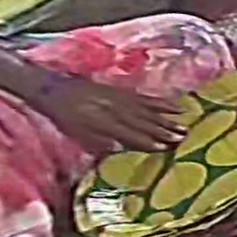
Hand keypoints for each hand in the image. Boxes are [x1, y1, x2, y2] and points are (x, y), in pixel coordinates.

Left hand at [34, 76, 187, 152]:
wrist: (51, 87)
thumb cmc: (61, 114)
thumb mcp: (73, 130)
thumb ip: (98, 140)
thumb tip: (121, 149)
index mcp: (101, 122)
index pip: (129, 134)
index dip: (147, 142)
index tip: (165, 148)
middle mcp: (116, 111)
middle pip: (145, 123)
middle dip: (164, 132)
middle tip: (184, 139)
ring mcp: (124, 100)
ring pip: (150, 113)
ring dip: (169, 121)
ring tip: (185, 129)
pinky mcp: (128, 93)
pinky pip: (150, 99)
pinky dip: (166, 104)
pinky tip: (181, 109)